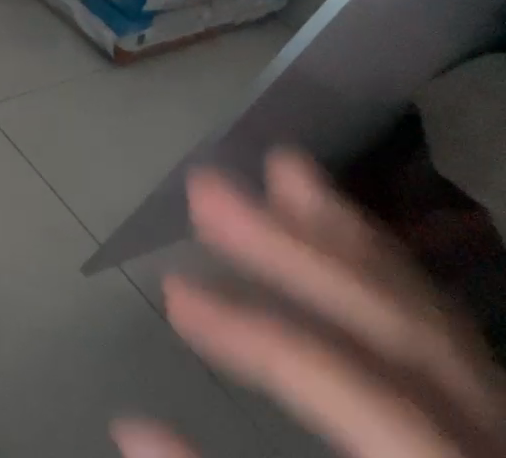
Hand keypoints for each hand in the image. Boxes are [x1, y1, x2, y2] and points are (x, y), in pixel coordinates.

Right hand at [112, 150, 505, 457]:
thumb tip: (129, 426)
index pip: (363, 396)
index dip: (263, 338)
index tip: (171, 292)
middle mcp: (497, 436)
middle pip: (409, 335)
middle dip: (298, 251)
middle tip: (205, 187)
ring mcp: (502, 419)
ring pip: (436, 318)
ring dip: (346, 236)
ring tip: (280, 167)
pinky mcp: (491, 412)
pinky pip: (441, 328)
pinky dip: (380, 266)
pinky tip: (335, 225)